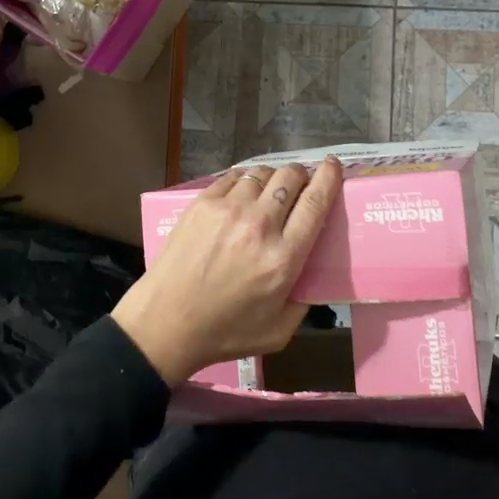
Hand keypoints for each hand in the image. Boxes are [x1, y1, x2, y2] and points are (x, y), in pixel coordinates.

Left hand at [112, 155, 342, 384]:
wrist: (166, 323)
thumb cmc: (225, 332)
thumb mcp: (279, 330)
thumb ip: (305, 300)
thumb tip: (316, 271)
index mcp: (283, 258)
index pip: (315, 203)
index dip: (328, 178)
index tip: (333, 165)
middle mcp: (260, 226)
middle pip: (290, 178)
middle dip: (301, 176)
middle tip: (300, 185)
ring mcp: (229, 210)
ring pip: (262, 173)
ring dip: (272, 178)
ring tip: (269, 191)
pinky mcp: (203, 203)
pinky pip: (234, 177)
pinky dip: (245, 180)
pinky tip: (243, 193)